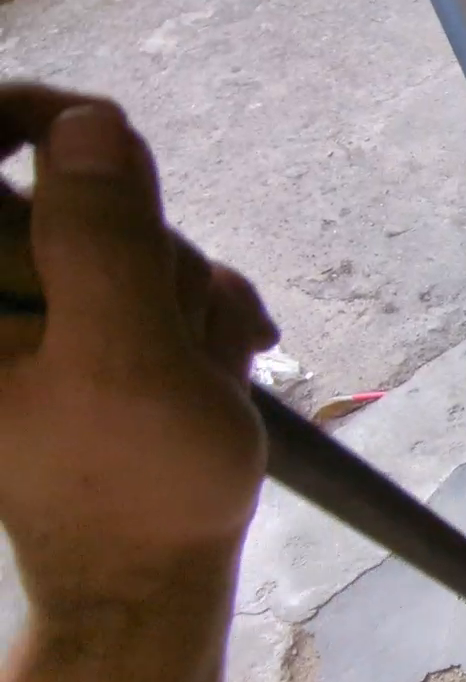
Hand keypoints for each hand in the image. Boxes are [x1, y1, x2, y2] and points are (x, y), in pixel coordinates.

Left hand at [0, 85, 277, 601]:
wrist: (157, 562)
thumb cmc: (133, 478)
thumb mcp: (127, 362)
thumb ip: (106, 244)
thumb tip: (96, 124)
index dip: (19, 119)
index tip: (100, 129)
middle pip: (65, 202)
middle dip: (153, 251)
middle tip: (186, 323)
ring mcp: (40, 315)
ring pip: (131, 246)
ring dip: (195, 291)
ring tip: (218, 358)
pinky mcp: (92, 333)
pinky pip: (159, 285)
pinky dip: (206, 312)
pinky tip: (228, 355)